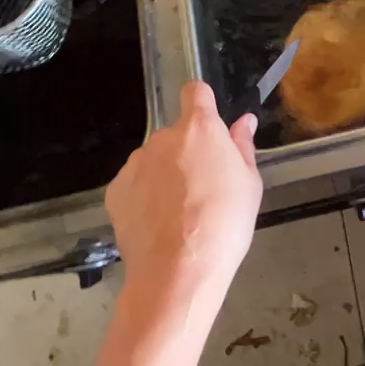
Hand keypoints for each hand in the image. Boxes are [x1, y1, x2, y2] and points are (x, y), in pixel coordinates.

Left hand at [97, 82, 261, 365]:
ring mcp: (135, 163)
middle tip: (201, 187)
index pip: (195, 92)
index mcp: (199, 128)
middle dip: (187, 152)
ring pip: (154, 160)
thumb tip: (244, 122)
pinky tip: (156, 226)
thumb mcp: (249, 185)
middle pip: (176, 134)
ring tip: (177, 214)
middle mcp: (163, 137)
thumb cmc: (224, 225)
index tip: (209, 123)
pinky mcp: (115, 191)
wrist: (179, 273)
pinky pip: (134, 185)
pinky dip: (143, 198)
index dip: (202, 103)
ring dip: (163, 174)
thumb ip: (242, 147)